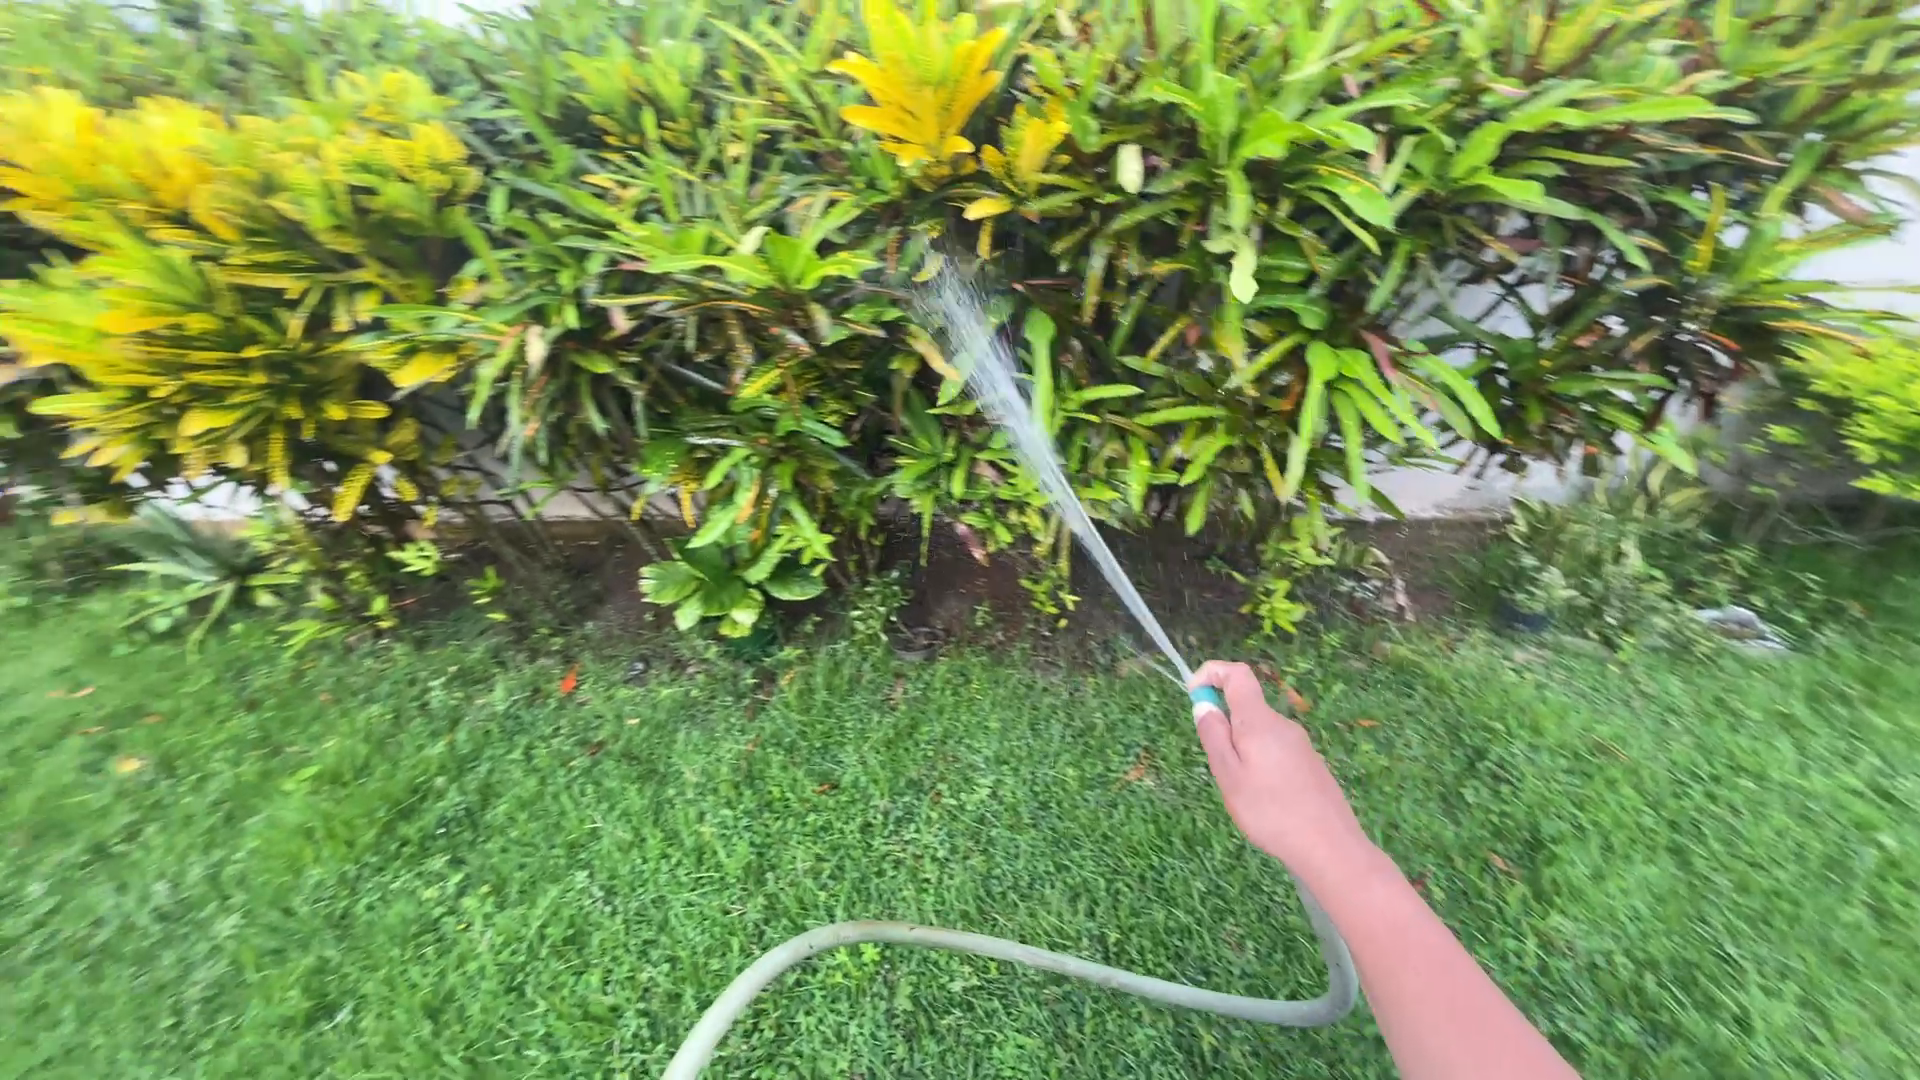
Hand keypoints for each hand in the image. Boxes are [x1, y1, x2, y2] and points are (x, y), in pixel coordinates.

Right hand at [1188, 660, 1372, 875]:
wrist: (1331, 848)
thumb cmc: (1270, 811)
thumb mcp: (1228, 775)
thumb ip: (1213, 736)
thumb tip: (1204, 705)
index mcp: (1259, 721)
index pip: (1237, 673)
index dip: (1212, 673)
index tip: (1194, 697)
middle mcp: (1283, 725)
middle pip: (1246, 707)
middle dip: (1224, 727)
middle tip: (1221, 770)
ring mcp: (1301, 745)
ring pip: (1260, 733)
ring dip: (1242, 751)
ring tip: (1245, 793)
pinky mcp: (1311, 764)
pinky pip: (1276, 751)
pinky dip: (1261, 764)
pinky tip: (1267, 801)